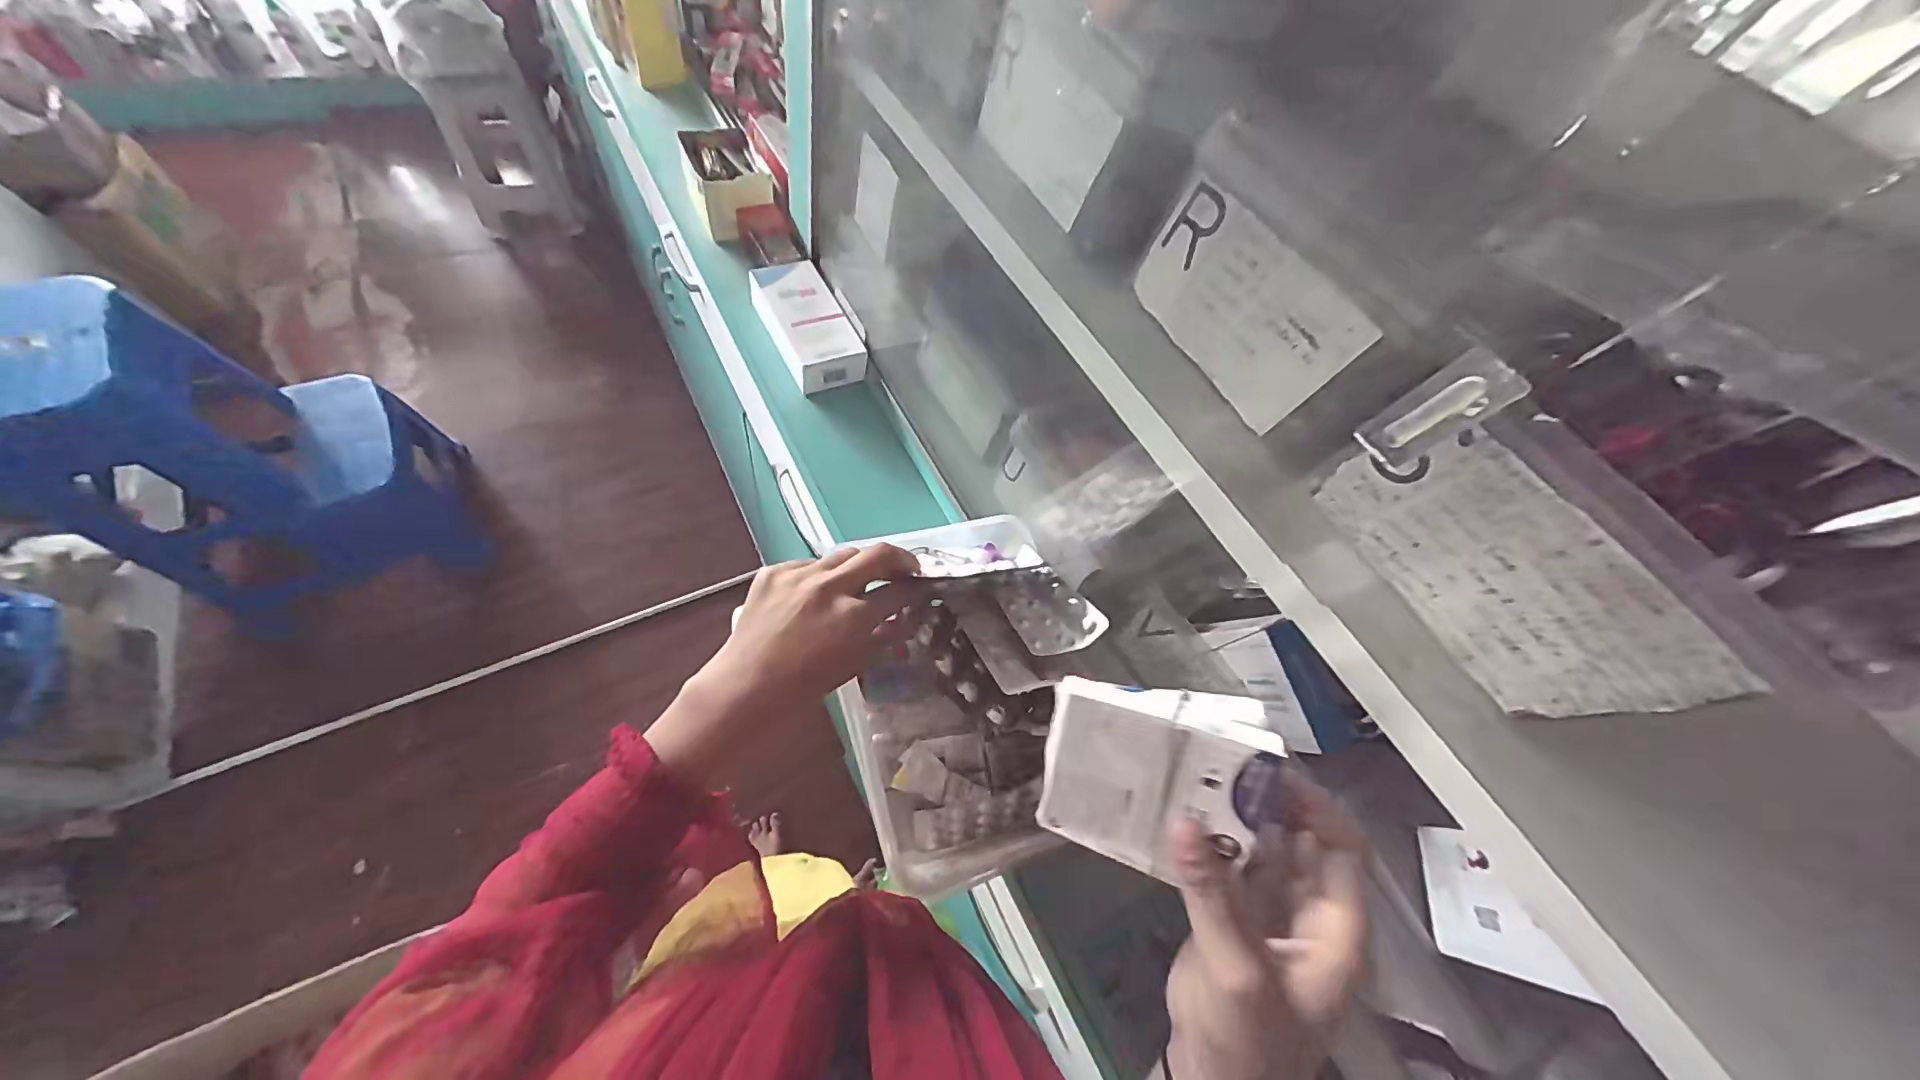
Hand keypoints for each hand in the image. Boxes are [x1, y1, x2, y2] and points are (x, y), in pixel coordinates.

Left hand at [702, 544, 920, 708]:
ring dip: (858, 566)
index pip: (898, 592)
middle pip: (879, 554)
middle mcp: (829, 587)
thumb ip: (884, 636)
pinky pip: (808, 564)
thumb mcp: (854, 663)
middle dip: (900, 560)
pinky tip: (814, 594)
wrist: (746, 686)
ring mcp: (798, 575)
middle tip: (906, 569)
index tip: (921, 589)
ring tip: (859, 581)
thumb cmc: (804, 686)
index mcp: (853, 616)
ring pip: (843, 554)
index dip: (915, 590)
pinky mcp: (774, 571)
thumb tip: (905, 618)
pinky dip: (819, 576)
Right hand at [1164, 774, 1368, 1079]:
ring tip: (1206, 776)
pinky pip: (1228, 867)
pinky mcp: (1233, 916)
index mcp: (1334, 929)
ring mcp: (1268, 913)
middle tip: (1230, 761)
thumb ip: (1210, 891)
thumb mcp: (1235, 968)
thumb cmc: (1247, 1040)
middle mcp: (1308, 913)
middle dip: (1272, 803)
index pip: (1342, 851)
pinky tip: (1189, 817)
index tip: (1273, 770)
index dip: (1316, 808)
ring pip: (1262, 850)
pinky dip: (1213, 842)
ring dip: (1238, 818)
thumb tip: (1183, 821)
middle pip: (1301, 843)